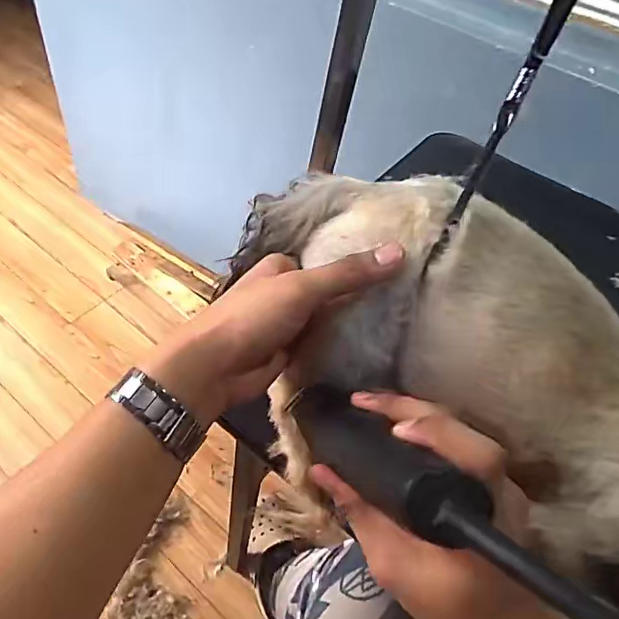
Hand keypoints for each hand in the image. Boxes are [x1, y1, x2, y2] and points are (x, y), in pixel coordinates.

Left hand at [139, 245, 403, 418]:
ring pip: (326, 320)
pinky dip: (338, 347)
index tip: (397, 268)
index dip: (357, 264)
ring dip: (350, 325)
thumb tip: (398, 251)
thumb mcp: (302, 287)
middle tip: (404, 298)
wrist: (214, 368)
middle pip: (329, 292)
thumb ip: (347, 273)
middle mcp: (284, 292)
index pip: (327, 260)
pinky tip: (371, 348)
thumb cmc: (253, 317)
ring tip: (398, 322)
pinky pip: (320, 345)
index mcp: (281, 266)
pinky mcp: (288, 353)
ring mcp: (286, 324)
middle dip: (357, 297)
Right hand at [310, 392, 564, 618]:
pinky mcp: (489, 483)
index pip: (478, 456)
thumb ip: (363, 517)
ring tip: (371, 406)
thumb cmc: (452, 608)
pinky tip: (395, 425)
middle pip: (465, 430)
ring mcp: (500, 482)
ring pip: (461, 430)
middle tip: (363, 401)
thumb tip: (324, 472)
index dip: (438, 433)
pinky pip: (456, 443)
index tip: (394, 431)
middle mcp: (502, 486)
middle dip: (412, 409)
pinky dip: (424, 428)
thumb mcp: (397, 569)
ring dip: (416, 413)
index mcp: (489, 510)